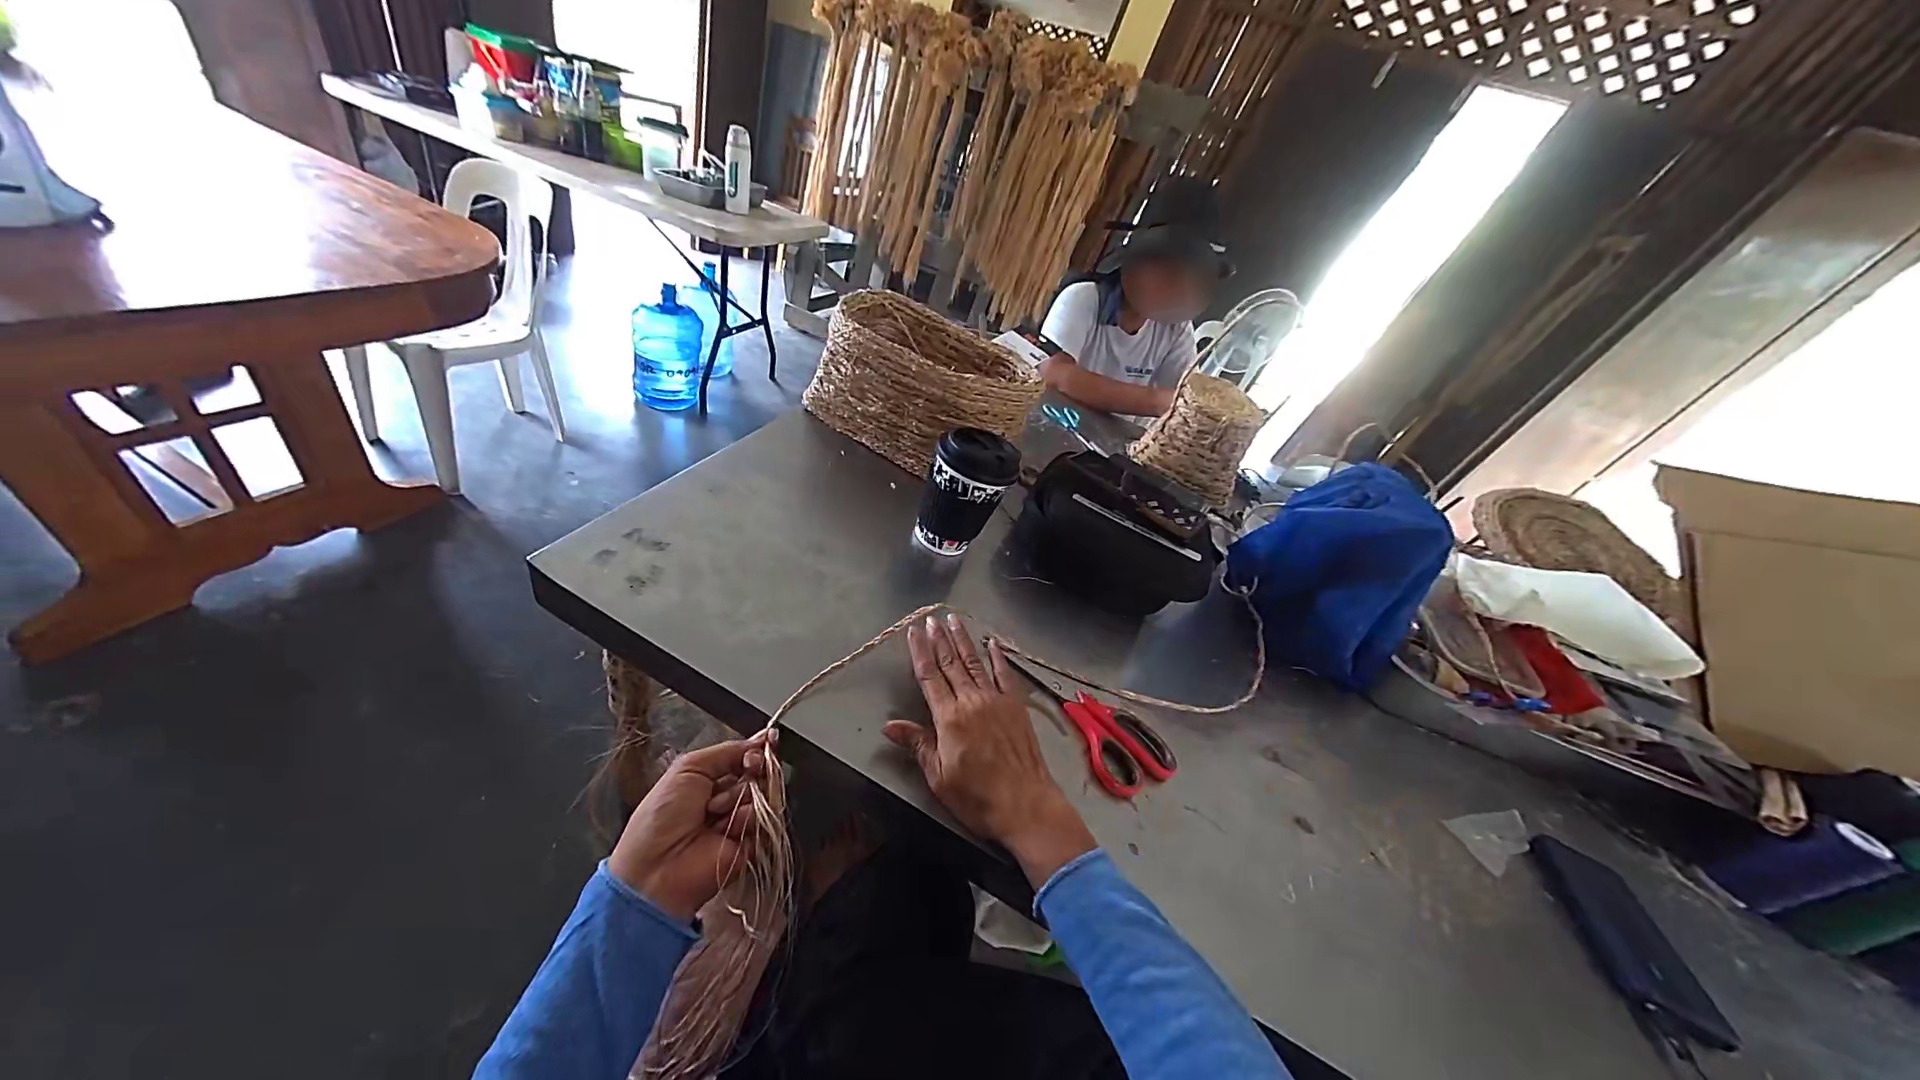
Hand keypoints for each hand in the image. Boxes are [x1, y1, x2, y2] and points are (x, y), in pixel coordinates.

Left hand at [608, 733, 772, 920]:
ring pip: (765, 794)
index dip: (758, 749)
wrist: (656, 869)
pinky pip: (766, 820)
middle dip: (753, 769)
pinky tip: (727, 829)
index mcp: (711, 779)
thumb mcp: (688, 768)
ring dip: (742, 797)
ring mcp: (740, 821)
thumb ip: (728, 750)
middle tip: (743, 772)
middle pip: (761, 773)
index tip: (767, 741)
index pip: (747, 757)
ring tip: (715, 810)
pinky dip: (748, 819)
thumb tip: (760, 738)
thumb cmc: (660, 818)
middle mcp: (728, 798)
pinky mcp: (751, 844)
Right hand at [884, 613, 1096, 886]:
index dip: (920, 652)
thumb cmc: (977, 797)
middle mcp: (972, 701)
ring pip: (975, 663)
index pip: (929, 677)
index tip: (913, 632)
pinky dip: (998, 657)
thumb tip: (889, 725)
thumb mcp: (939, 776)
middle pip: (951, 663)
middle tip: (931, 619)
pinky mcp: (1016, 706)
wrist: (1025, 804)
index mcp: (949, 718)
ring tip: (954, 620)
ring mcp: (997, 701)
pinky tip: (992, 644)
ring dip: (963, 640)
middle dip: (939, 639)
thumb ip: (918, 744)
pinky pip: (1005, 675)